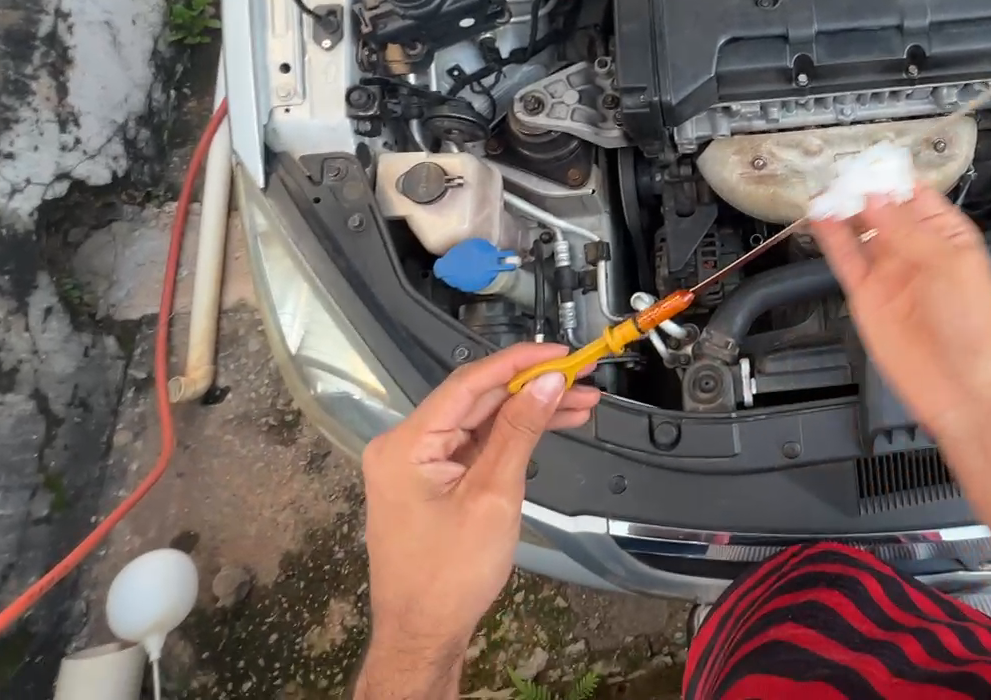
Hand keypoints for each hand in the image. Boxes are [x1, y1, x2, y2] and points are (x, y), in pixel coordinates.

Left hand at [359, 344, 600, 663]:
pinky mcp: (438, 476)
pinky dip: (519, 432)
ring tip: (584, 399)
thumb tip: (549, 380)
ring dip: (534, 408)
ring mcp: (423, 461)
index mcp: (407, 443)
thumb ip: (520, 430)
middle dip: (535, 386)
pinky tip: (557, 422)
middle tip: (584, 374)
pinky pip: (483, 441)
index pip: (470, 383)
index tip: (562, 353)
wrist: (425, 636)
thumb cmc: (451, 574)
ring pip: (487, 417)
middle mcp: (408, 444)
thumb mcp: (493, 495)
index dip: (520, 362)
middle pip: (481, 398)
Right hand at [811, 185, 990, 447]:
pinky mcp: (867, 296)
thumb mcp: (950, 266)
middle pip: (882, 209)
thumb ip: (909, 231)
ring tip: (825, 190)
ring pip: (860, 230)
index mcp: (946, 236)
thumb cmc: (979, 329)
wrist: (967, 388)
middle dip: (862, 190)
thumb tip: (877, 199)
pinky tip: (820, 217)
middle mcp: (916, 250)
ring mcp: (890, 273)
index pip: (914, 194)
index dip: (891, 179)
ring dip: (843, 209)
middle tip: (841, 175)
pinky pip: (845, 259)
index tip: (869, 164)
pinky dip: (830, 238)